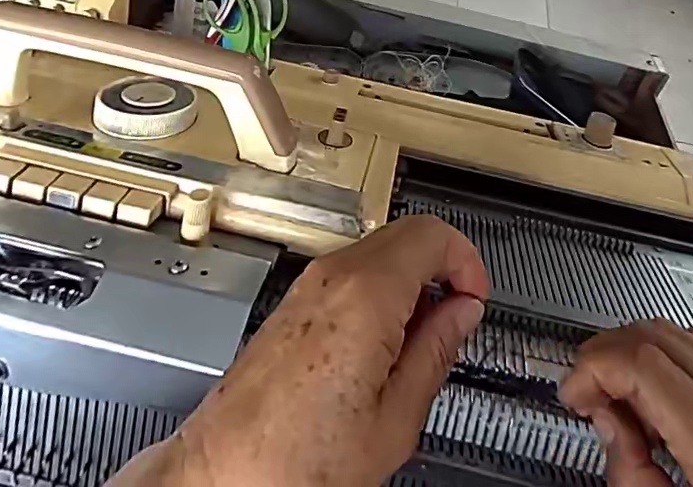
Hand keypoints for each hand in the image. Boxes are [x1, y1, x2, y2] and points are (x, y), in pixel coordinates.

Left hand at [107, 215, 490, 486]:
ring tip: (419, 335)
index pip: (434, 234)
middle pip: (410, 231)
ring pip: (383, 247)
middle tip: (456, 311)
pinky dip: (383, 284)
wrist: (218, 480)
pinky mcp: (295, 299)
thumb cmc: (294, 465)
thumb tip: (462, 313)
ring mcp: (311, 283)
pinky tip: (383, 338)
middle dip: (443, 264)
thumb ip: (437, 351)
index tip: (473, 294)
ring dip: (413, 274)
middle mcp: (336, 276)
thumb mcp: (394, 420)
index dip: (466, 259)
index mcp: (368, 296)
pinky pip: (355, 268)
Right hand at [560, 320, 692, 486]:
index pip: (643, 362)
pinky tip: (655, 392)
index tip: (574, 391)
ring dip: (634, 348)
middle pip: (656, 335)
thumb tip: (608, 422)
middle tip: (585, 389)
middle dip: (607, 351)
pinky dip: (665, 353)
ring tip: (615, 393)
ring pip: (678, 331)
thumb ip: (635, 476)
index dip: (595, 366)